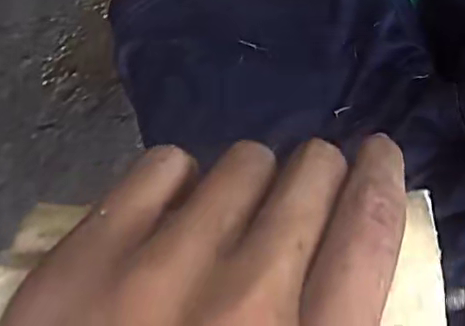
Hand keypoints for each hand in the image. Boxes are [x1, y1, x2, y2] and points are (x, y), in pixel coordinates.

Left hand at [4, 135, 407, 325]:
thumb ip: (336, 325)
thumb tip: (353, 256)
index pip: (369, 226)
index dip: (381, 176)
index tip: (377, 156)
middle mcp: (243, 307)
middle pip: (311, 173)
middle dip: (315, 177)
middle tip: (298, 200)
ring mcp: (157, 275)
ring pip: (244, 161)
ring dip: (249, 187)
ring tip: (229, 223)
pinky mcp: (83, 261)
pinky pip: (166, 164)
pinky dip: (176, 188)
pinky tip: (167, 225)